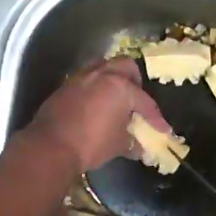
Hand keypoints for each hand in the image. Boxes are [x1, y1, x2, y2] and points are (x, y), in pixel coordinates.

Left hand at [27, 57, 166, 171]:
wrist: (51, 146)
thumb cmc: (92, 144)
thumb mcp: (119, 145)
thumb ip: (132, 142)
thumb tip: (139, 148)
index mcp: (121, 87)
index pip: (145, 102)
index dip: (156, 118)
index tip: (163, 129)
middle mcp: (102, 75)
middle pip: (126, 67)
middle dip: (136, 83)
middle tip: (138, 101)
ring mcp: (81, 78)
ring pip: (103, 67)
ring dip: (114, 79)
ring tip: (117, 99)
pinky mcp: (66, 86)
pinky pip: (87, 80)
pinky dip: (96, 88)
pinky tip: (97, 105)